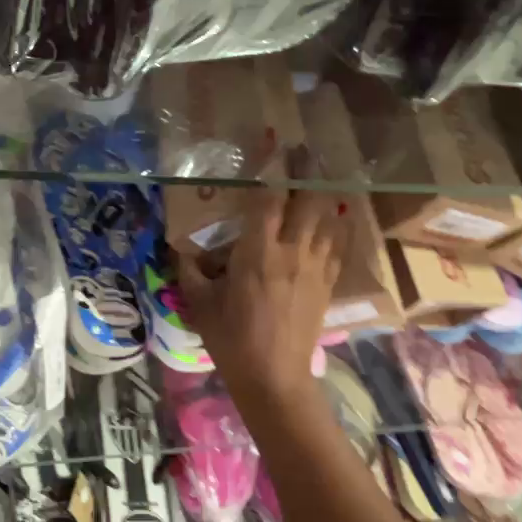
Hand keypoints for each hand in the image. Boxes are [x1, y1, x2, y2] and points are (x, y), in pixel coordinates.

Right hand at [177, 148, 346, 400]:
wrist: (273, 377)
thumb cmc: (231, 339)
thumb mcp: (199, 303)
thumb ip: (189, 270)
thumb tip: (180, 248)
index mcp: (257, 251)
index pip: (269, 198)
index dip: (273, 168)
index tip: (274, 145)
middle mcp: (292, 251)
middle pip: (309, 199)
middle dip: (308, 171)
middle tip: (305, 150)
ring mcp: (315, 267)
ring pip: (330, 218)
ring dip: (327, 193)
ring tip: (324, 174)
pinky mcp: (328, 284)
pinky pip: (340, 244)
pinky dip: (341, 224)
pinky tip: (341, 214)